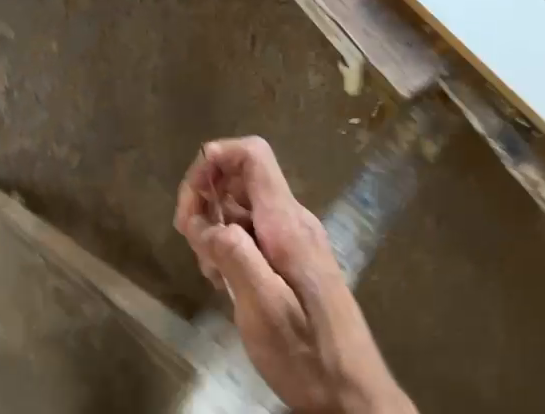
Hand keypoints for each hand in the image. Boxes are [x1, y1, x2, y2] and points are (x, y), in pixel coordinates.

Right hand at [176, 137, 412, 413]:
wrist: (355, 400)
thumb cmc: (309, 355)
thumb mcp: (264, 309)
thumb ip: (234, 256)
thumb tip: (205, 221)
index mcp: (286, 223)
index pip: (252, 155)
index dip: (215, 158)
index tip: (193, 195)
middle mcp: (292, 222)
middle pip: (240, 177)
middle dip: (205, 196)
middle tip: (189, 237)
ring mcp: (293, 241)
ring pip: (241, 207)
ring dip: (214, 224)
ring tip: (208, 268)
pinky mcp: (291, 262)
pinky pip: (251, 233)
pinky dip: (228, 244)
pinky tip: (223, 280)